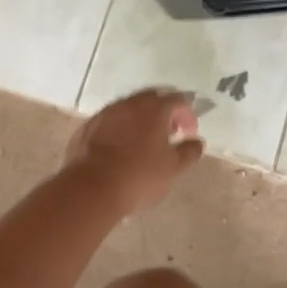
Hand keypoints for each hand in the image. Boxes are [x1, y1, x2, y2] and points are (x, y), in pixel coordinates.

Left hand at [63, 88, 204, 215]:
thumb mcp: (173, 168)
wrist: (91, 188)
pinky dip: (120, 129)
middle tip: (169, 133)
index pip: (178, 100)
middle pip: (152, 99)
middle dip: (164, 113)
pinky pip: (110, 121)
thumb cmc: (139, 176)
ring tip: (145, 142)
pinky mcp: (88, 126)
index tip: (189, 133)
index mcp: (154, 108)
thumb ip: (189, 152)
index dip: (188, 115)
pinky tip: (120, 149)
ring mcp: (106, 113)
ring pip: (129, 108)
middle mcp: (130, 103)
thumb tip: (197, 142)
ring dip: (141, 120)